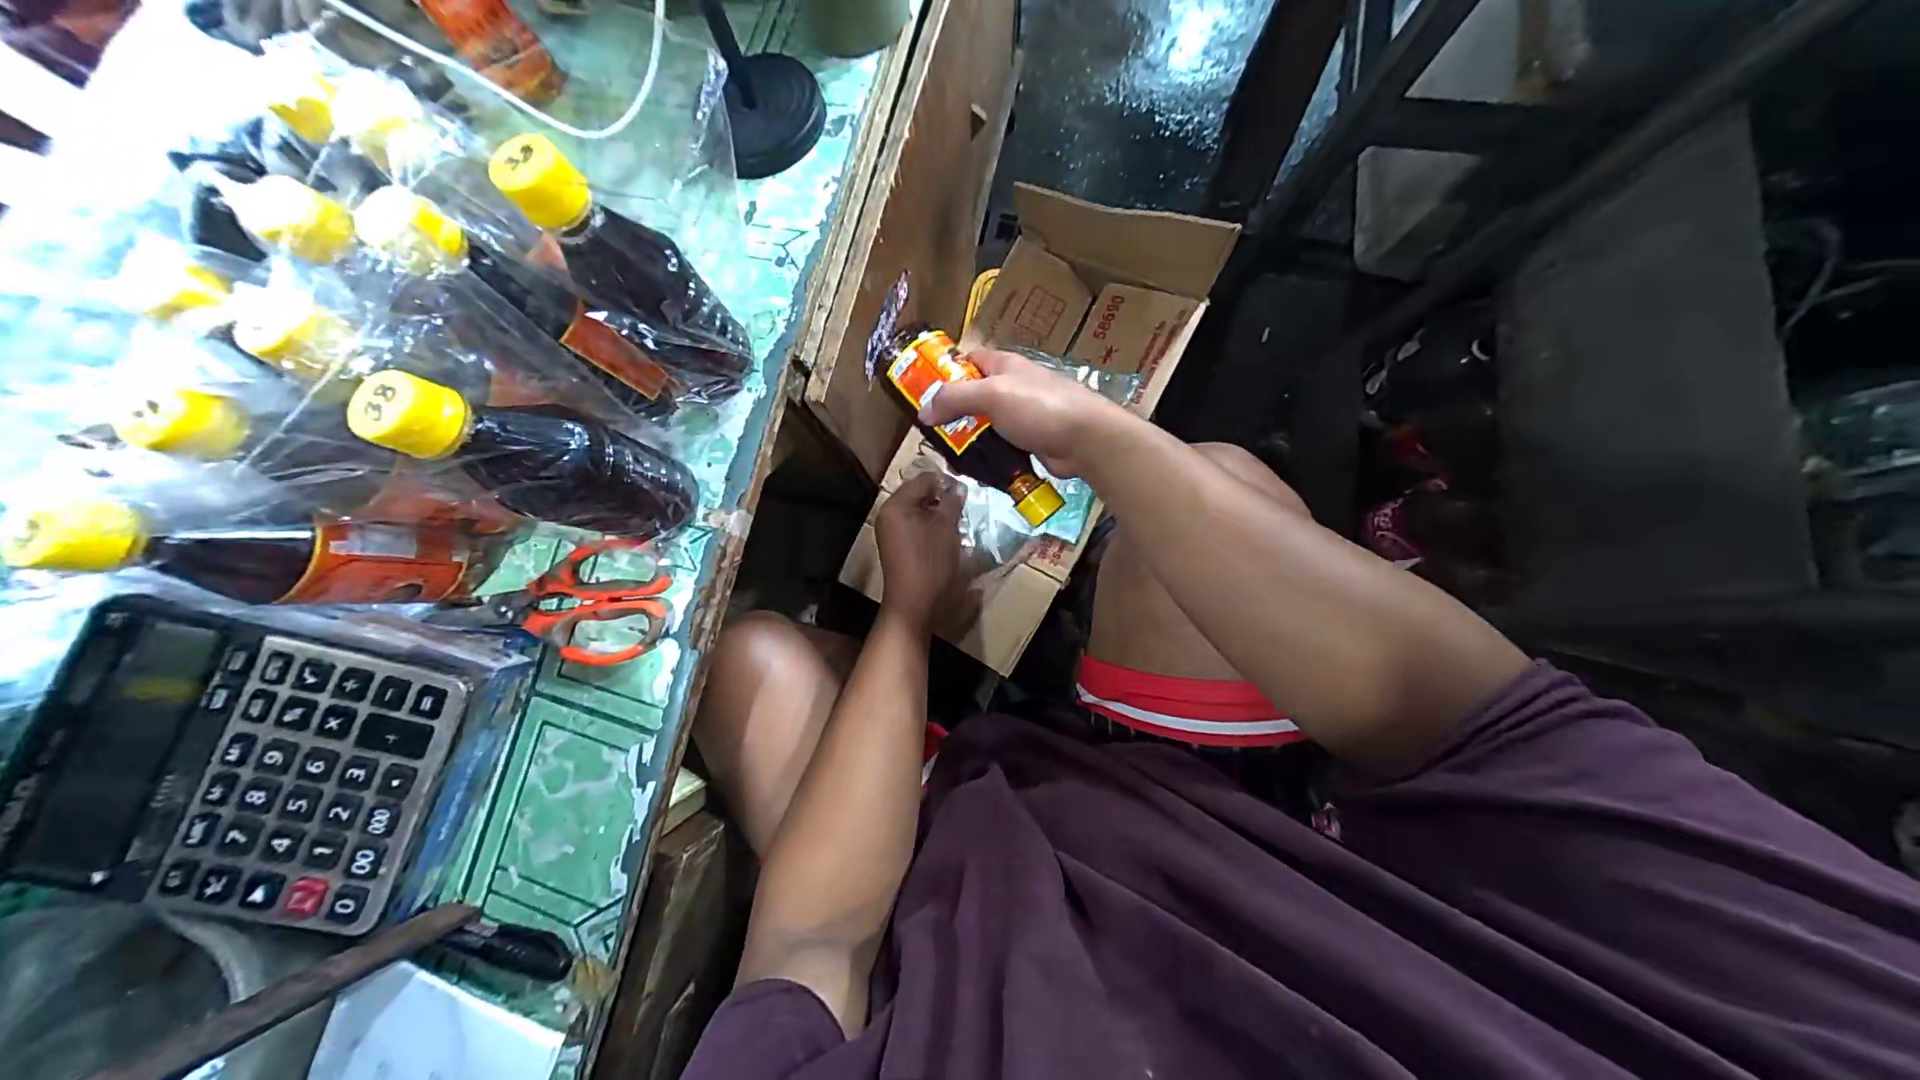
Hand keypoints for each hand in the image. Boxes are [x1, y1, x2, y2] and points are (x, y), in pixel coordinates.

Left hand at [875, 471, 963, 629]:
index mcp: (896, 505)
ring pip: (918, 512)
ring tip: (958, 521)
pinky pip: (915, 527)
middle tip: (964, 506)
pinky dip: (931, 527)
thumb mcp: (946, 527)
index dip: (947, 482)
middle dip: (942, 498)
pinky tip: (947, 536)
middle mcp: (888, 515)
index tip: (967, 491)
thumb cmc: (931, 562)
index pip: (924, 479)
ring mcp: (890, 532)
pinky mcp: (897, 547)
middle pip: (919, 494)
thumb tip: (958, 488)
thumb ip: (952, 502)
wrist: (914, 604)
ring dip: (938, 513)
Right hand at [916, 348, 1131, 477]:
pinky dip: (988, 454)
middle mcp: (1013, 386)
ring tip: (948, 454)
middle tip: (932, 432)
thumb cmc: (1039, 407)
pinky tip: (975, 467)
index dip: (946, 373)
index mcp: (1004, 365)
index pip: (968, 360)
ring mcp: (1023, 414)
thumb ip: (955, 398)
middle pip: (974, 395)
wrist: (1086, 439)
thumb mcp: (991, 394)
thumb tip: (922, 412)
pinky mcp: (1031, 440)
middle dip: (953, 412)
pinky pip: (1001, 445)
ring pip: (986, 423)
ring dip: (969, 437)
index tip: (924, 394)